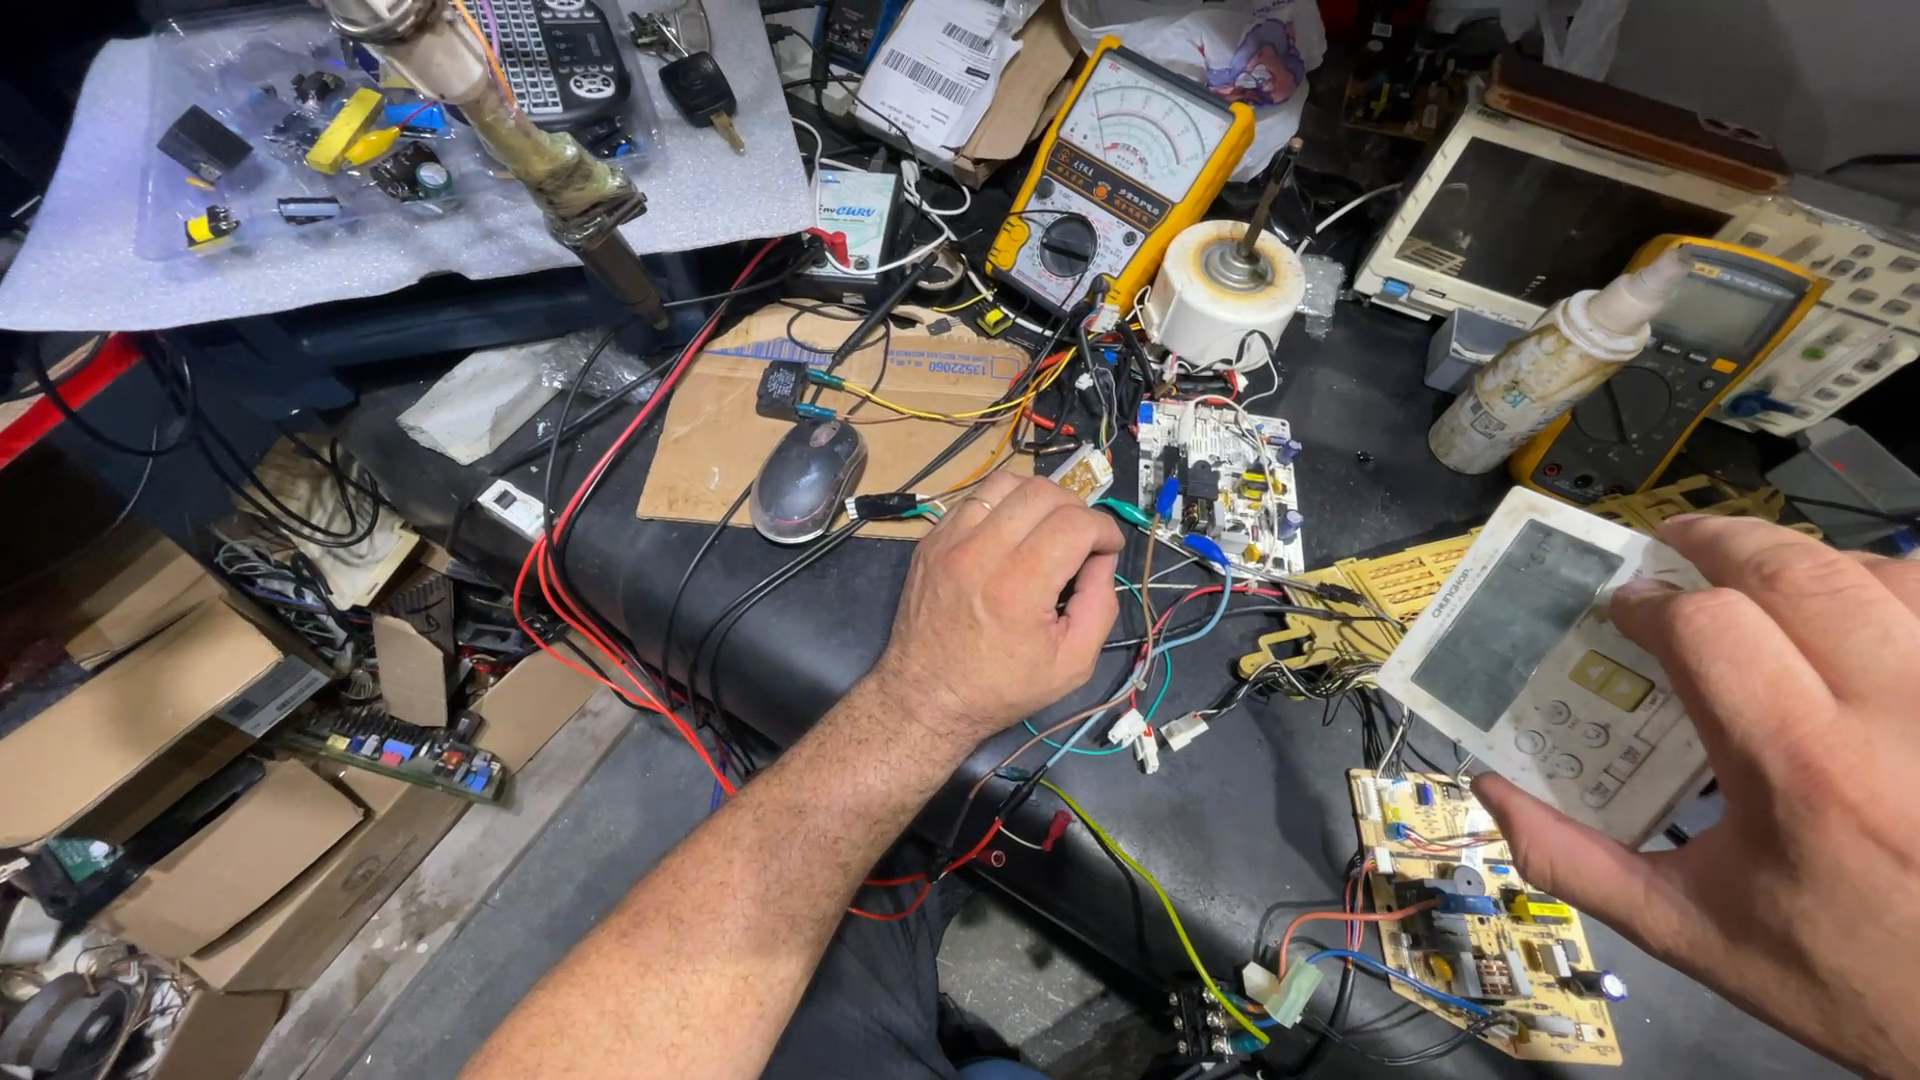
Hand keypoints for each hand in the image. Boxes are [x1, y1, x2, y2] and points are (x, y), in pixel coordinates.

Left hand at [867, 473, 1125, 745]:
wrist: (926, 697)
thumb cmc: (1000, 688)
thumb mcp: (1072, 664)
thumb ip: (1100, 605)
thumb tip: (1101, 559)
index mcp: (1019, 586)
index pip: (1075, 522)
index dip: (1104, 530)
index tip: (1107, 550)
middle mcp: (980, 552)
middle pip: (1043, 492)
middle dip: (1076, 510)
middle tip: (1080, 541)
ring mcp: (949, 541)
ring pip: (1006, 482)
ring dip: (1037, 498)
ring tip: (1046, 528)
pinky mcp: (931, 540)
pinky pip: (975, 498)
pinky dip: (1002, 505)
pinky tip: (1010, 534)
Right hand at [1472, 515, 1919, 1076]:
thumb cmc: (1854, 980)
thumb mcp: (1693, 933)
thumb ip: (1574, 863)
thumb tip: (1488, 791)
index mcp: (1804, 772)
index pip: (1711, 627)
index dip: (1652, 604)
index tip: (1624, 611)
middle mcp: (1903, 723)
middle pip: (1800, 576)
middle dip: (1721, 542)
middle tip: (1675, 542)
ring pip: (1890, 578)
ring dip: (1808, 564)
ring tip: (1761, 580)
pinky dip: (1891, 590)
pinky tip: (1856, 615)